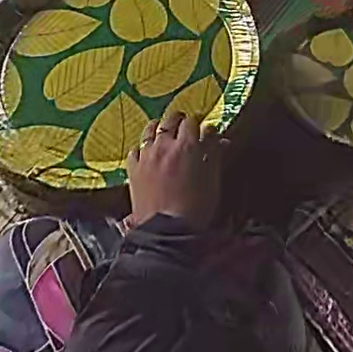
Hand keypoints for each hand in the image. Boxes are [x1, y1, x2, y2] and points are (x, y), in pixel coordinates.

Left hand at [126, 113, 223, 228]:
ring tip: (165, 132)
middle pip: (170, 119)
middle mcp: (165, 145)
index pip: (192, 120)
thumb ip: (214, 154)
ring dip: (159, 127)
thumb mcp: (212, 178)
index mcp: (188, 146)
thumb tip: (220, 138)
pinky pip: (135, 149)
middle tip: (185, 126)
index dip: (199, 122)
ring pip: (150, 129)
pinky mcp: (133, 169)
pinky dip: (143, 147)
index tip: (202, 127)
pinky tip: (148, 151)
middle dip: (179, 119)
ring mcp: (146, 156)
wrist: (166, 232)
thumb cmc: (195, 206)